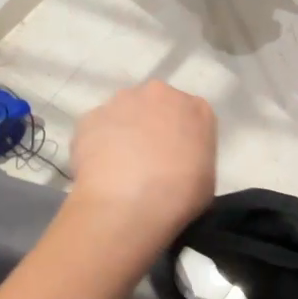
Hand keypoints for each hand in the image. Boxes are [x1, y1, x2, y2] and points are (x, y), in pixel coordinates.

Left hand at [67, 80, 216, 246]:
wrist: (129, 203)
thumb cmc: (180, 194)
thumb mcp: (207, 177)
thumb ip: (195, 156)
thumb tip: (176, 159)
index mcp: (197, 109)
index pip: (192, 115)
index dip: (183, 136)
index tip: (178, 156)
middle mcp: (160, 95)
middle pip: (157, 104)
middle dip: (153, 124)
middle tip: (150, 157)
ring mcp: (122, 102)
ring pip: (125, 112)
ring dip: (125, 130)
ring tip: (121, 164)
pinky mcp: (91, 116)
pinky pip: (98, 127)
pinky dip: (99, 142)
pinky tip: (102, 168)